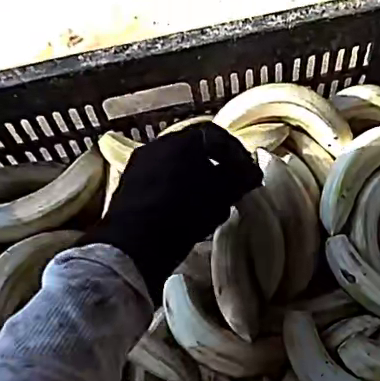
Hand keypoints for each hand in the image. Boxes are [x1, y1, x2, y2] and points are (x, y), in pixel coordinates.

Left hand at [83, 122, 260, 299]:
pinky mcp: (129, 183)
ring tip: (209, 202)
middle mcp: (158, 144)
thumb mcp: (220, 197)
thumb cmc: (183, 214)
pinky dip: (178, 189)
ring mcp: (140, 163)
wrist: (134, 243)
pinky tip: (185, 210)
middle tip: (231, 187)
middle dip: (216, 166)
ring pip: (177, 165)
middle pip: (195, 150)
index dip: (237, 155)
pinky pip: (162, 179)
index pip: (218, 137)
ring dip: (196, 179)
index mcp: (183, 140)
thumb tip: (251, 173)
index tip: (248, 174)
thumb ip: (238, 180)